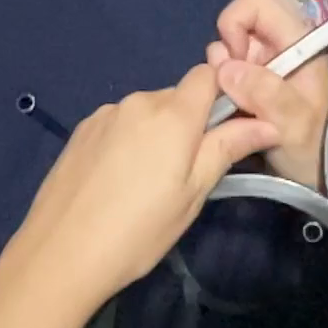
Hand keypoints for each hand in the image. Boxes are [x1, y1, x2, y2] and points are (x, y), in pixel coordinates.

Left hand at [10, 64, 280, 304]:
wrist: (60, 253)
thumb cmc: (139, 230)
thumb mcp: (193, 193)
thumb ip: (228, 148)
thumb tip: (268, 122)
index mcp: (172, 113)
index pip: (207, 74)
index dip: (220, 95)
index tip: (222, 131)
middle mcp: (138, 101)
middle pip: (177, 96)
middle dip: (187, 123)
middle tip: (183, 173)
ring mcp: (105, 114)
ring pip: (146, 111)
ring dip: (155, 133)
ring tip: (144, 182)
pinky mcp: (81, 130)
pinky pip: (119, 123)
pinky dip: (127, 141)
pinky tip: (115, 180)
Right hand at [205, 0, 327, 189]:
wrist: (325, 175)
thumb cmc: (315, 147)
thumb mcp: (293, 123)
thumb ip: (265, 92)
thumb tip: (225, 67)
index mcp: (298, 41)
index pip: (257, 0)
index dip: (237, 23)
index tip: (235, 60)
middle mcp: (281, 43)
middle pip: (239, 22)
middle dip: (226, 53)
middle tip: (234, 90)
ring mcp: (268, 60)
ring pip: (230, 47)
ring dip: (224, 73)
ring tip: (237, 105)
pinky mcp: (257, 79)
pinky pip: (229, 68)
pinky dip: (224, 85)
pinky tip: (236, 109)